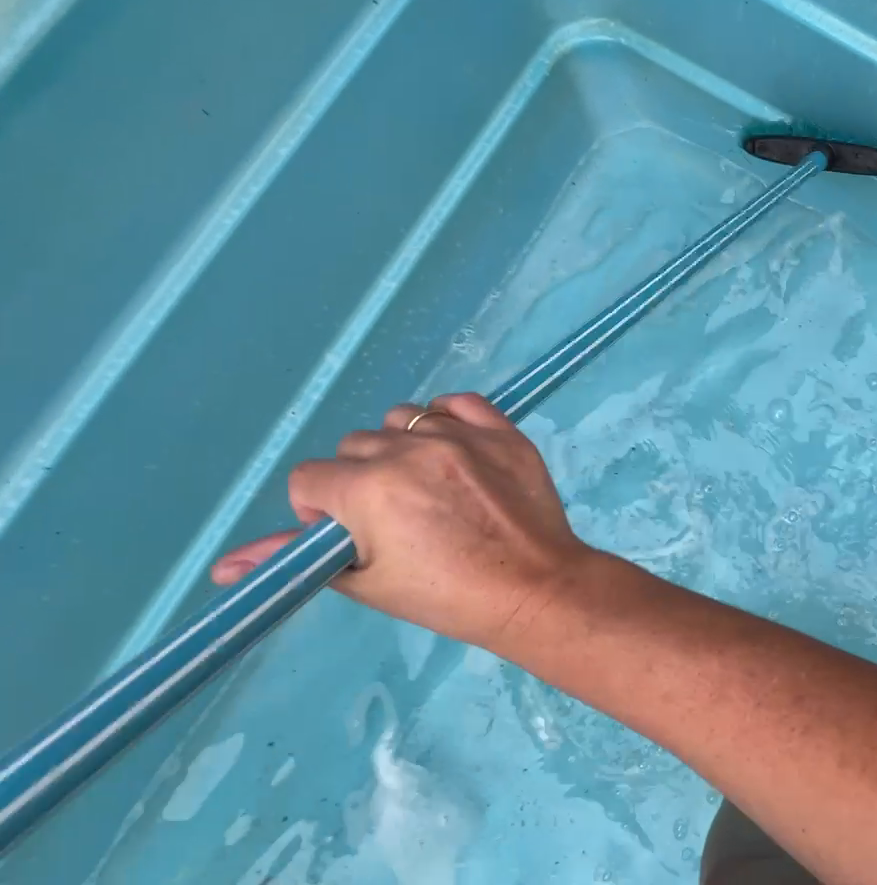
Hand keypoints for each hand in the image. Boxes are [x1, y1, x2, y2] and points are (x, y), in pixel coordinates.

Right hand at [210, 392, 600, 654]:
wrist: (532, 586)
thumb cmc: (445, 594)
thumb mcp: (363, 580)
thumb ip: (296, 558)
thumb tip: (223, 568)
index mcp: (368, 488)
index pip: (310, 479)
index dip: (321, 509)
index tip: (350, 531)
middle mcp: (411, 451)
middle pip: (356, 447)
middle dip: (360, 478)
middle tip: (392, 514)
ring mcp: (463, 437)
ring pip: (404, 420)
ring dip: (401, 444)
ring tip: (424, 483)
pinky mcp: (505, 434)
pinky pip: (462, 402)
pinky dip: (448, 416)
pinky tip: (451, 447)